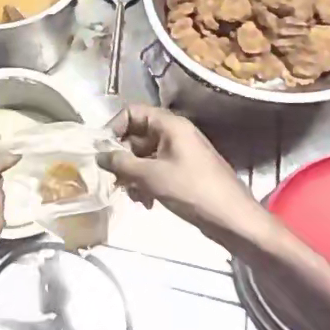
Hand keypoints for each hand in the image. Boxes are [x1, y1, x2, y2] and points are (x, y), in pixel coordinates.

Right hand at [102, 105, 271, 246]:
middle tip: (113, 179)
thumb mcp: (150, 176)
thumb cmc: (191, 189)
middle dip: (122, 158)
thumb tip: (98, 156)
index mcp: (170, 125)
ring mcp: (180, 153)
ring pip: (145, 156)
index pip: (132, 112)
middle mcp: (175, 133)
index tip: (101, 151)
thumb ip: (121, 163)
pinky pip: (156, 170)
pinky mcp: (184, 172)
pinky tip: (145, 203)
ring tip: (132, 196)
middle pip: (137, 136)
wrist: (231, 217)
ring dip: (133, 175)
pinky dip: (147, 183)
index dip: (113, 129)